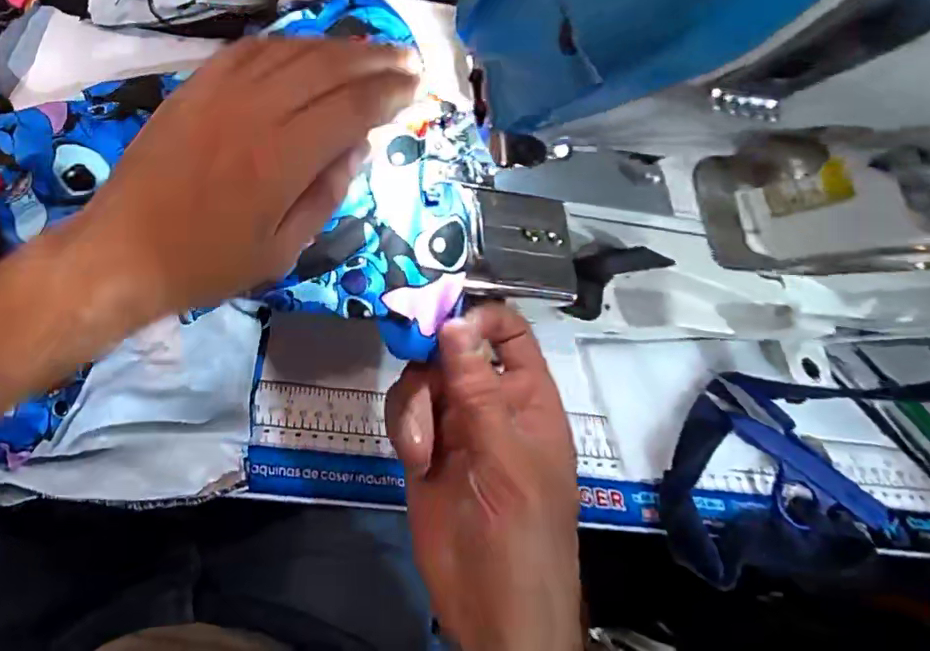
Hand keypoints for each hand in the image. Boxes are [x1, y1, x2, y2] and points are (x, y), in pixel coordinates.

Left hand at [66, 36, 418, 322]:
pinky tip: (303, 48)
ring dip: (334, 46)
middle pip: (328, 68)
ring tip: (365, 49)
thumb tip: (359, 145)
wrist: (123, 249)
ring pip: (291, 51)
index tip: (416, 87)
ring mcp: (220, 92)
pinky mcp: (194, 86)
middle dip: (375, 59)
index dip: (390, 93)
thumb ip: (327, 193)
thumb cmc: (204, 261)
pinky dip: (284, 43)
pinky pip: (248, 49)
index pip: (352, 107)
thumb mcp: (280, 250)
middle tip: (405, 59)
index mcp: (282, 158)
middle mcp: (255, 111)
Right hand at [386, 304, 583, 650]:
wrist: (491, 611)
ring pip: (421, 377)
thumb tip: (453, 322)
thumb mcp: (505, 458)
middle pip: (451, 348)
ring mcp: (453, 423)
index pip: (508, 334)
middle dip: (430, 361)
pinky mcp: (423, 444)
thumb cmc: (520, 535)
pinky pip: (404, 409)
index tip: (442, 319)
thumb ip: (477, 388)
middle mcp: (488, 401)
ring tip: (421, 448)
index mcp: (526, 398)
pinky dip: (403, 427)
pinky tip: (415, 460)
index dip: (479, 318)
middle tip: (418, 376)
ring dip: (415, 406)